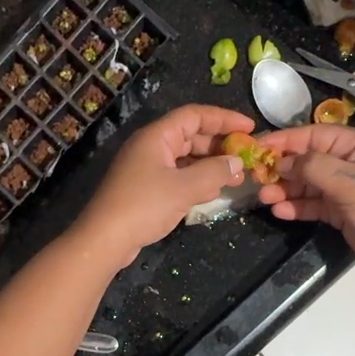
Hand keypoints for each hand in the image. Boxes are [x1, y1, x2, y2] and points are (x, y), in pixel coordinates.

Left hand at [70, 105, 254, 267]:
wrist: (105, 240)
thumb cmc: (143, 206)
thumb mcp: (184, 188)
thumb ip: (214, 172)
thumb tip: (237, 163)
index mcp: (156, 136)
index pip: (195, 115)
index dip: (224, 119)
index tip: (249, 129)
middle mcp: (150, 147)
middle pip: (190, 136)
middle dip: (219, 146)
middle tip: (245, 158)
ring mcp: (146, 169)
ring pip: (185, 159)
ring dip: (209, 166)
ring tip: (234, 178)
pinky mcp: (144, 190)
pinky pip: (176, 177)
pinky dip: (196, 181)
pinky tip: (212, 192)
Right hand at [255, 125, 354, 267]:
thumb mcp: (350, 181)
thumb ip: (314, 168)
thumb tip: (284, 162)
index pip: (314, 136)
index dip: (286, 141)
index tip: (258, 147)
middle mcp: (349, 164)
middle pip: (308, 161)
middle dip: (282, 170)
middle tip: (257, 179)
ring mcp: (344, 189)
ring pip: (307, 185)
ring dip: (286, 191)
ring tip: (265, 199)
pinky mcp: (340, 212)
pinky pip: (313, 205)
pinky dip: (297, 207)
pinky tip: (281, 211)